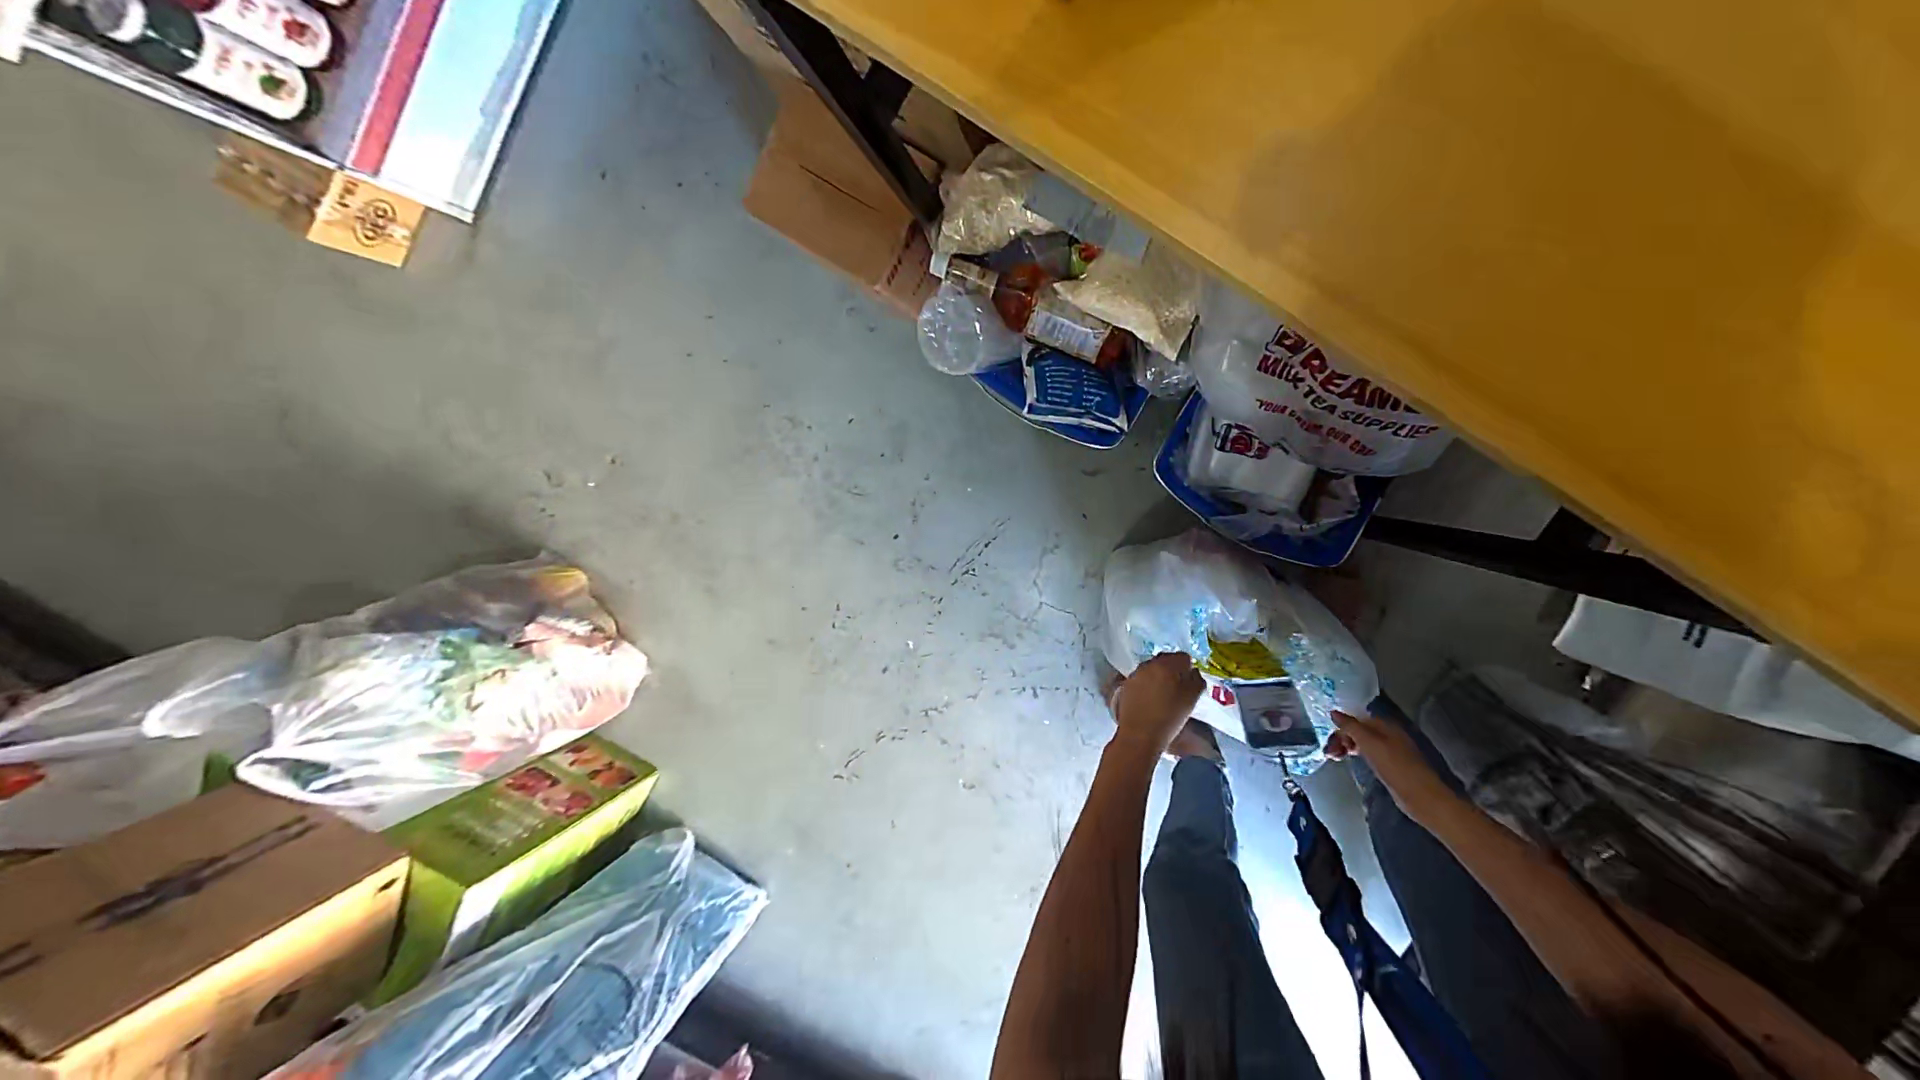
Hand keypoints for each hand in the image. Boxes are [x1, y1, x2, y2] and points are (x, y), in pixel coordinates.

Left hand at [1110, 653, 1204, 756]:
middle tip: (1179, 686)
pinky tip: (1150, 699)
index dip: (1189, 668)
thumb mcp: (1191, 699)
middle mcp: (1148, 665)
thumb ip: (1196, 681)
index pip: (1183, 657)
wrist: (1140, 734)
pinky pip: (1141, 679)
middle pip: (1165, 661)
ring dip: (1159, 677)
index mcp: (1167, 664)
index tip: (1190, 680)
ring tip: (1164, 694)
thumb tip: (1193, 672)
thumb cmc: (1169, 717)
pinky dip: (1147, 685)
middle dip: (1173, 670)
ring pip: (1151, 669)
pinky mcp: (1125, 685)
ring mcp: (1135, 674)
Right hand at [1327, 710, 1459, 823]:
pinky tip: (1352, 762)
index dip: (1341, 728)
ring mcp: (1391, 750)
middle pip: (1359, 730)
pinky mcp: (1391, 765)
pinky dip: (1357, 755)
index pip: (1357, 719)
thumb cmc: (1395, 766)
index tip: (1330, 742)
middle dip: (1342, 738)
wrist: (1421, 796)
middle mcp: (1389, 735)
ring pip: (1362, 743)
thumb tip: (1334, 712)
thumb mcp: (1369, 743)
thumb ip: (1351, 727)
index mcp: (1386, 726)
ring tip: (1336, 759)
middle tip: (1330, 753)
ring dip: (1347, 747)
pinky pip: (1369, 754)